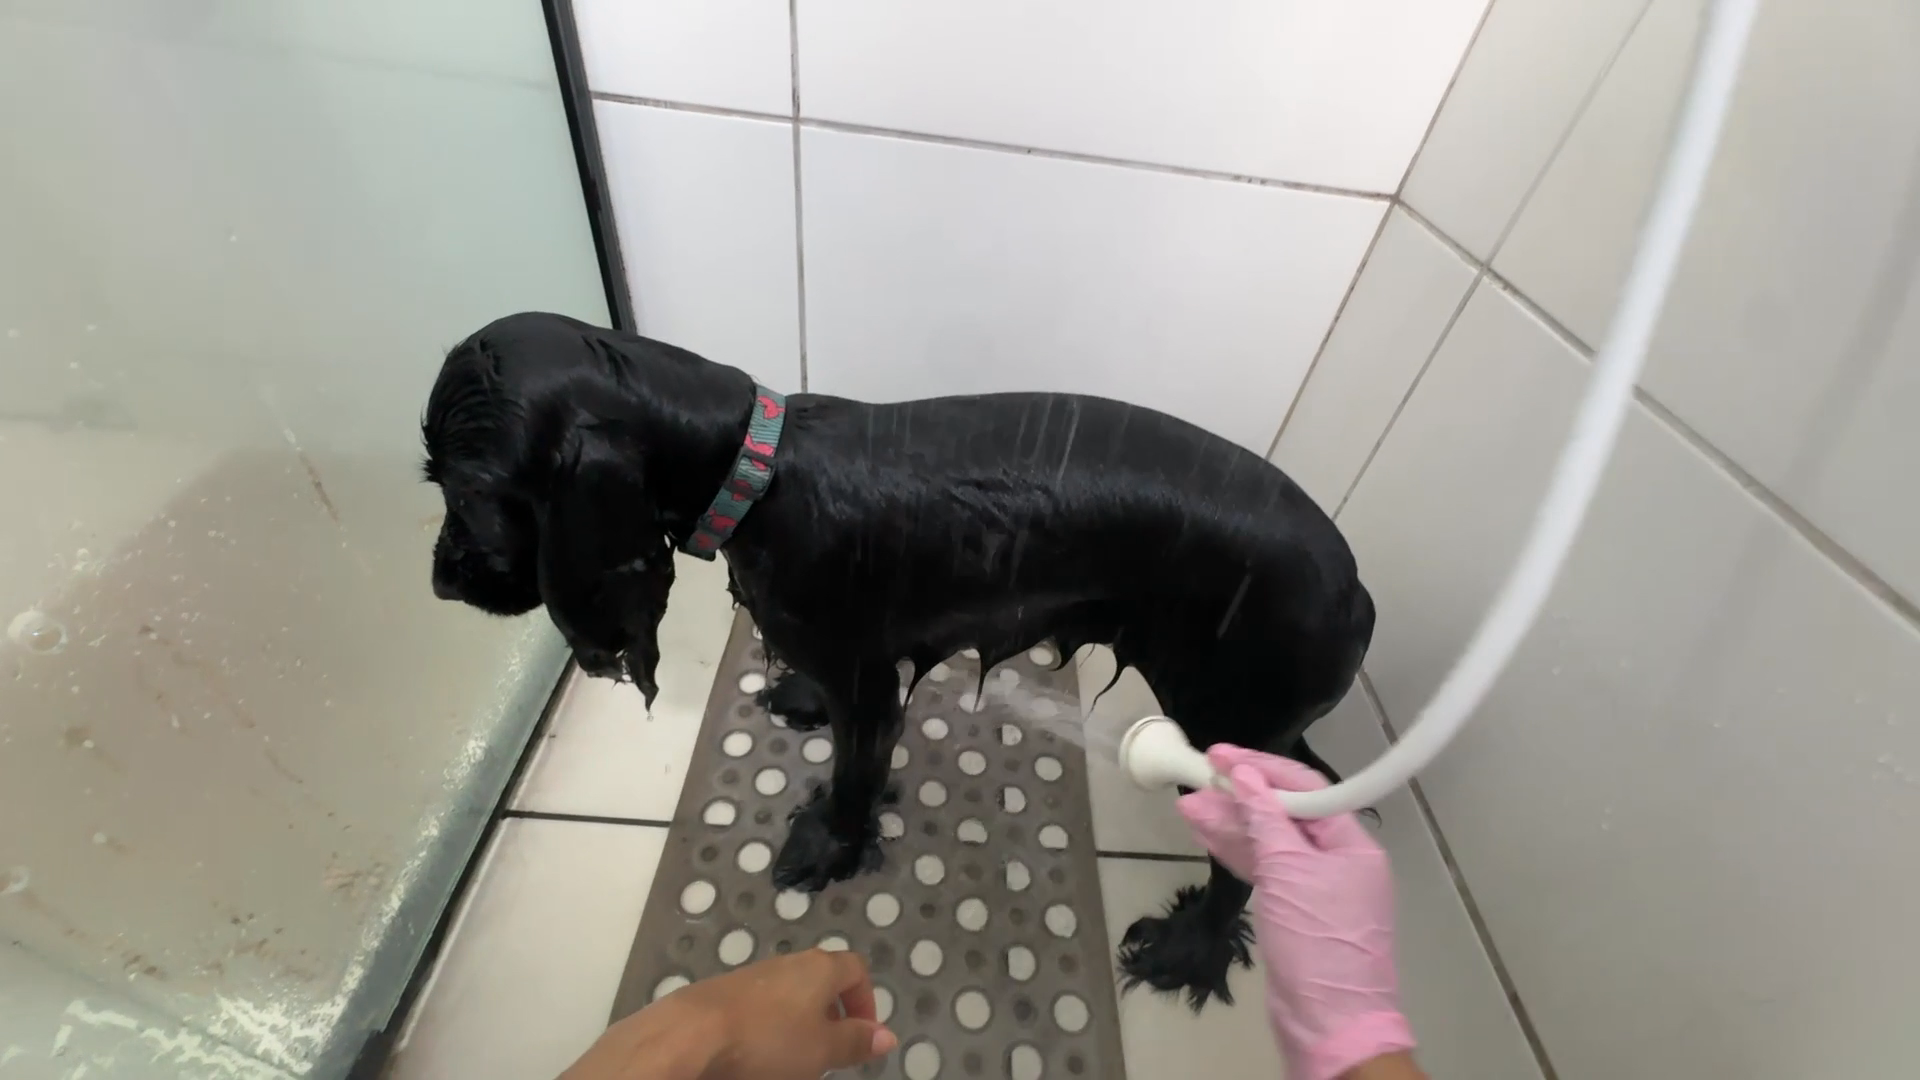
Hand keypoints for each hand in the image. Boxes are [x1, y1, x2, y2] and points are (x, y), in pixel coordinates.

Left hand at [560, 948, 896, 1079]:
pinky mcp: (730, 991)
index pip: (856, 969)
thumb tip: (888, 1035)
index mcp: (821, 967)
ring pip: (793, 992)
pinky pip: (765, 1005)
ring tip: (796, 1058)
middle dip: (833, 1013)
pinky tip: (760, 1054)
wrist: (694, 1033)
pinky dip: (773, 1026)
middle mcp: (793, 962)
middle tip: (830, 1052)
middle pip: (824, 978)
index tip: (863, 1038)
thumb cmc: (769, 1040)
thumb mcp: (821, 1050)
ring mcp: (759, 973)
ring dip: (802, 1021)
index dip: (865, 1000)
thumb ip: (855, 1042)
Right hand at [1177, 746, 1415, 1079]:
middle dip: (1237, 796)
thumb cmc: (1317, 942)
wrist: (1329, 1027)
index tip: (1219, 754)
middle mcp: (1334, 858)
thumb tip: (1244, 774)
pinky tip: (1203, 832)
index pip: (1303, 788)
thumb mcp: (1288, 871)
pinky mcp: (1291, 906)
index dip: (1260, 767)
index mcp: (1350, 844)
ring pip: (1265, 839)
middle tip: (1197, 779)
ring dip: (1228, 821)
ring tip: (1187, 807)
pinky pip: (1261, 865)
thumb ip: (1265, 818)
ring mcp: (1311, 884)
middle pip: (1281, 812)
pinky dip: (1234, 849)